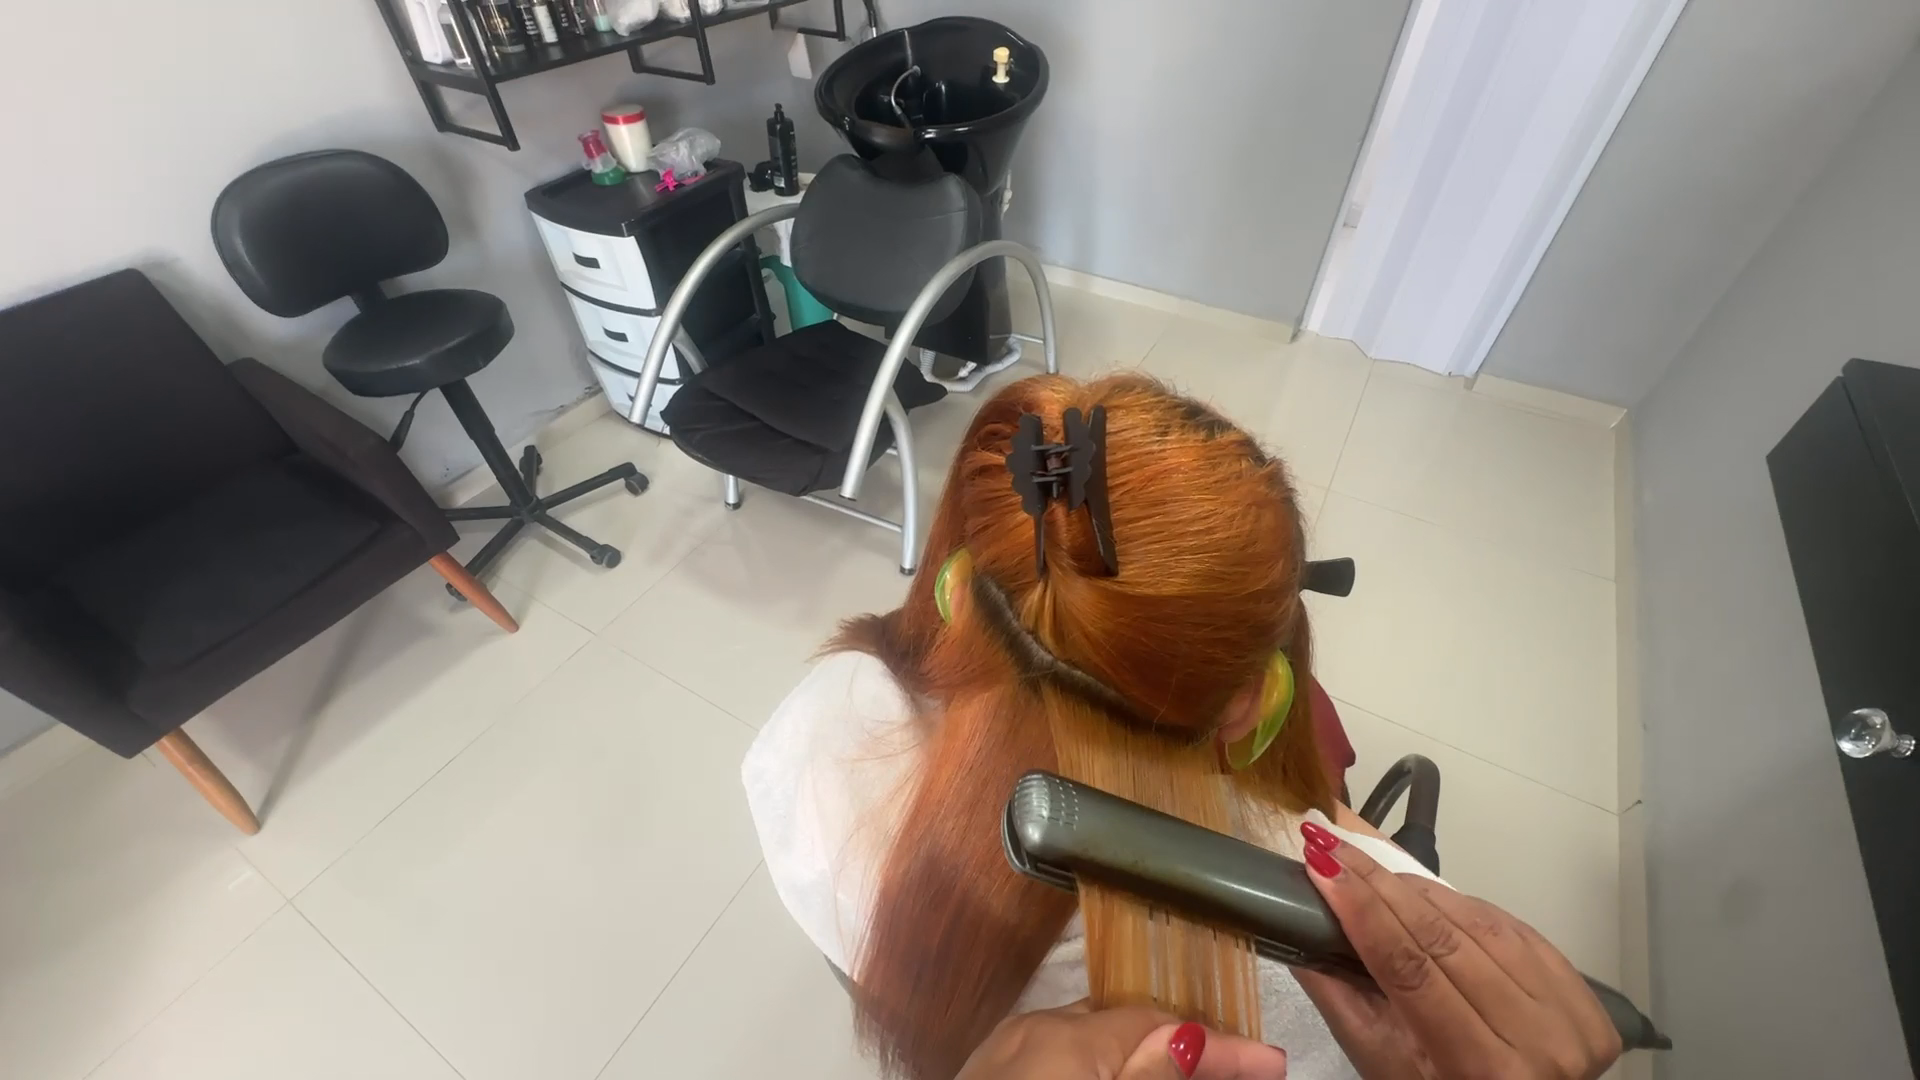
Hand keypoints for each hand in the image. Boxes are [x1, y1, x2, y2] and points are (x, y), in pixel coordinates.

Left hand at [954, 1000, 1288, 1079]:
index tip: (1274, 1060)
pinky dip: (1105, 1064)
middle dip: (1188, 1046)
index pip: (1160, 1024)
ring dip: (1147, 1056)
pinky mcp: (993, 1065)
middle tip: (1242, 1069)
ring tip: (1194, 1072)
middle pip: (1131, 1024)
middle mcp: (1039, 1025)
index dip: (1222, 1044)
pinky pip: (1064, 1051)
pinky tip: (1123, 1074)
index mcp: (1069, 1037)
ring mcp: (1010, 1044)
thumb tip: (1193, 1038)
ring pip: (1098, 1037)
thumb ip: (1148, 1079)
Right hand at [1292, 823, 1621, 1079]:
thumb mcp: (1377, 1060)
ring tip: (1366, 865)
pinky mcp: (1585, 997)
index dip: (1361, 908)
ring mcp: (1569, 1018)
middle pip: (1441, 937)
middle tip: (1328, 843)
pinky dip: (1459, 903)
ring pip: (1475, 922)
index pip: (1409, 968)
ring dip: (1412, 885)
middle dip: (1375, 881)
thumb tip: (1295, 922)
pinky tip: (1422, 893)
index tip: (1318, 862)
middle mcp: (1538, 1043)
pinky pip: (1508, 927)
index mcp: (1479, 1068)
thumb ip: (1336, 992)